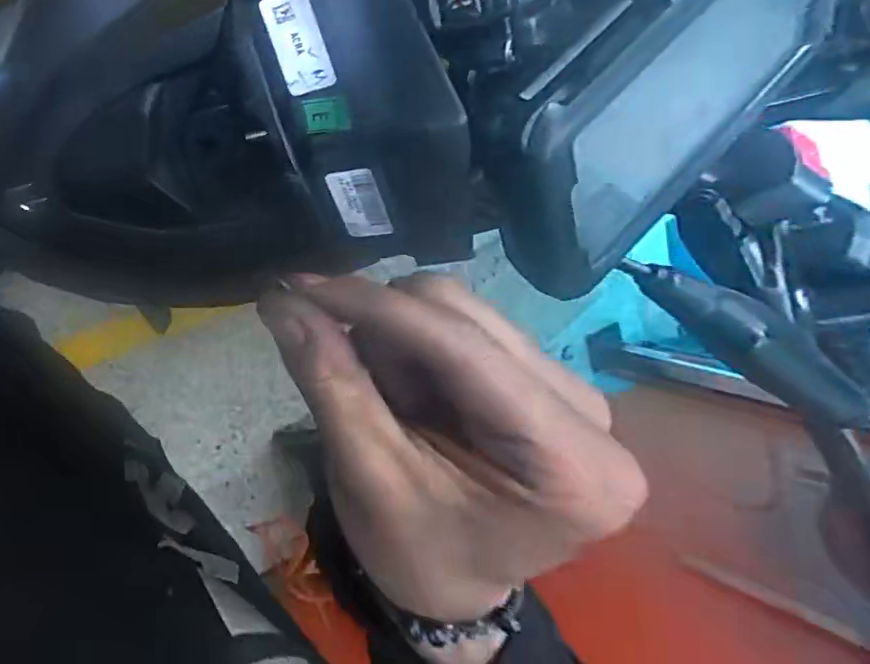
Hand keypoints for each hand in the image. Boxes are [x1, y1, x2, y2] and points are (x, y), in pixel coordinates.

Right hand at [259, 274, 644, 652]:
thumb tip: (282, 301)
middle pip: (458, 311)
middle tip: (335, 362)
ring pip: (451, 305)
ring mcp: (565, 386)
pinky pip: (453, 318)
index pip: (460, 345)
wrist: (447, 580)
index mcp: (568, 462)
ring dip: (390, 334)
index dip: (372, 307)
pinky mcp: (535, 372)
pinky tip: (399, 383)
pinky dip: (404, 339)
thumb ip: (329, 381)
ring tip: (377, 391)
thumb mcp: (366, 476)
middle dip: (380, 328)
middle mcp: (587, 411)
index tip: (296, 289)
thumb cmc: (412, 548)